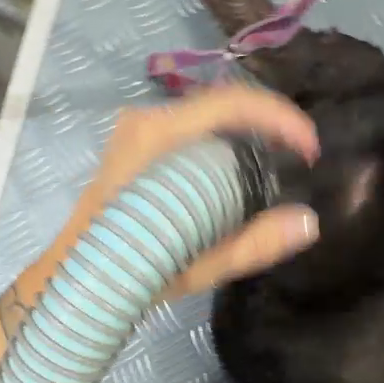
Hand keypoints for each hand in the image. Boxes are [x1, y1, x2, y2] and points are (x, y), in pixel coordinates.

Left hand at [47, 85, 321, 297]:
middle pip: (221, 106)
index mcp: (158, 138)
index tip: (309, 149)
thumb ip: (252, 244)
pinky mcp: (134, 144)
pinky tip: (236, 178)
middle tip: (296, 164)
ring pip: (206, 119)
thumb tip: (308, 223)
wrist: (74, 280)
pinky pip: (190, 133)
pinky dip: (221, 148)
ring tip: (274, 171)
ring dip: (244, 139)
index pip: (231, 103)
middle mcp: (146, 121)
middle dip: (266, 130)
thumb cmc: (130, 274)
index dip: (280, 118)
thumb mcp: (195, 266)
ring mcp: (137, 130)